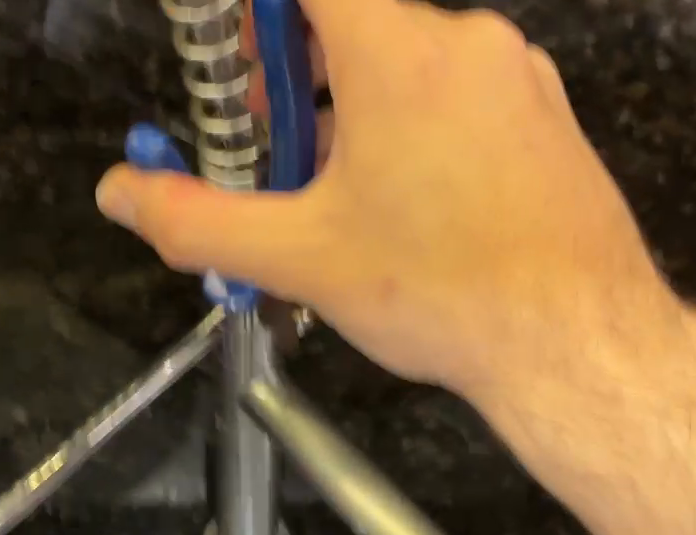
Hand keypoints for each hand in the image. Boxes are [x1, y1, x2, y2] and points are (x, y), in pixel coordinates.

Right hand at [95, 0, 684, 407]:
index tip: (241, 70)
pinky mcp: (544, 123)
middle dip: (297, 84)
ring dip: (355, 121)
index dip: (258, 16)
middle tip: (273, 159)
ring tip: (336, 206)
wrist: (574, 341)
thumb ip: (199, 221)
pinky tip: (408, 216)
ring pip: (409, 71)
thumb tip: (121, 194)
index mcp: (396, 51)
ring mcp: (516, 79)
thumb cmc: (440, 293)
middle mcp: (465, 41)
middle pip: (354, 26)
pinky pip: (459, 106)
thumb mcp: (302, 259)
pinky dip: (414, 139)